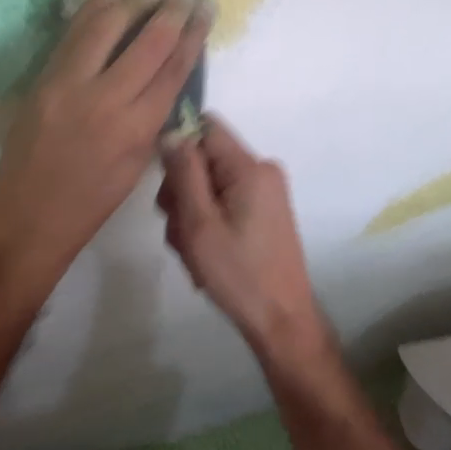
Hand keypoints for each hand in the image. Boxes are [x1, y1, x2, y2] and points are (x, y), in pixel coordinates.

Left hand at [0, 0, 209, 280]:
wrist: (25, 218)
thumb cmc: (87, 203)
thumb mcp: (135, 167)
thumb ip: (152, 119)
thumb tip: (165, 78)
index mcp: (136, 128)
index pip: (173, 68)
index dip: (192, 33)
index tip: (205, 6)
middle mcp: (105, 98)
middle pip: (145, 40)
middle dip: (168, 7)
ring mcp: (68, 83)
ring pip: (104, 25)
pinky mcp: (42, 78)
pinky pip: (72, 34)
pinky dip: (93, 9)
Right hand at [159, 119, 321, 345]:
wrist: (281, 320)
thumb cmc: (238, 273)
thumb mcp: (200, 222)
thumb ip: (183, 173)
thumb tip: (171, 133)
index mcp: (250, 167)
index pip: (204, 129)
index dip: (178, 151)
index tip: (169, 190)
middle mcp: (261, 171)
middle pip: (203, 160)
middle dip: (182, 193)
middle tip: (181, 233)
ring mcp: (264, 193)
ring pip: (208, 186)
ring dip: (191, 215)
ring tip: (194, 251)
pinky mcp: (263, 212)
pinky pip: (223, 203)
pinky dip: (208, 224)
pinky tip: (206, 255)